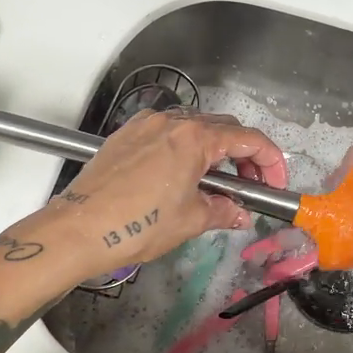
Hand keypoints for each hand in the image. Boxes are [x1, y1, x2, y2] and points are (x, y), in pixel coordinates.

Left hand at [2, 109, 287, 278]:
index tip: (275, 183)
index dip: (270, 160)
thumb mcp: (191, 220)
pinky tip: (180, 176)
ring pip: (193, 127)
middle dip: (243, 154)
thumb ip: (223, 210)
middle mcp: (172, 121)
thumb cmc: (138, 225)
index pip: (248, 139)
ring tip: (215, 183)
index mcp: (195, 138)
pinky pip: (166, 133)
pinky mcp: (125, 135)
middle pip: (223, 128)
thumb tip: (241, 213)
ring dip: (213, 150)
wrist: (77, 230)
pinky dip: (184, 149)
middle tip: (249, 185)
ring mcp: (145, 125)